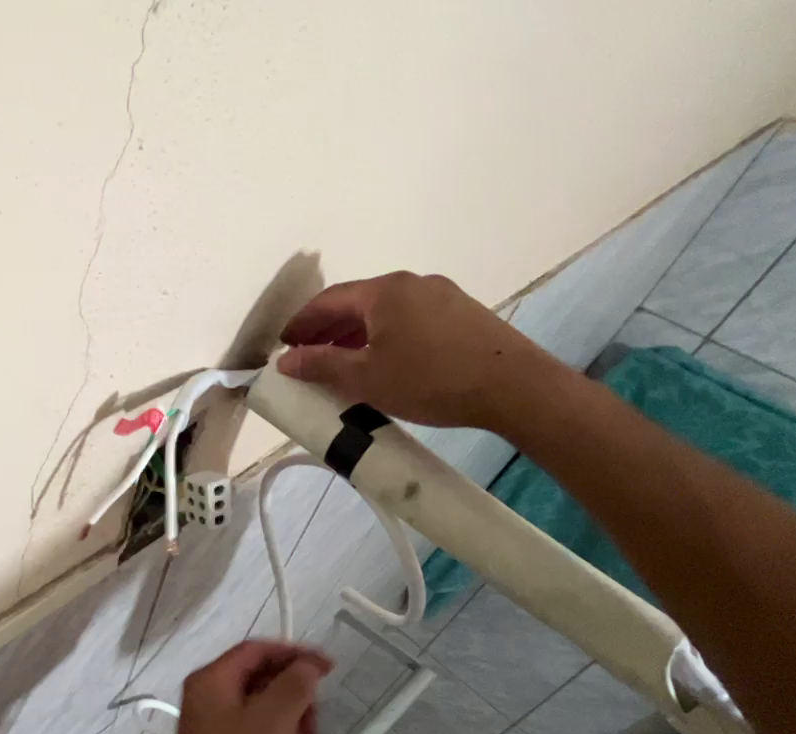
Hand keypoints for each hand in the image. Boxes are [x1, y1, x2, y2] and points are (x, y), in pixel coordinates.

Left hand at [157, 640, 332, 733]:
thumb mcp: (274, 722)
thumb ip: (294, 686)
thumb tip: (307, 664)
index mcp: (211, 682)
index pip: (256, 650)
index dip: (294, 654)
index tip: (329, 668)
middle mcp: (208, 700)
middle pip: (264, 686)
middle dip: (296, 708)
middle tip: (312, 729)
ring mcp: (214, 731)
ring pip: (268, 721)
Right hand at [277, 271, 573, 431]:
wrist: (513, 387)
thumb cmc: (429, 379)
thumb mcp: (365, 377)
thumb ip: (320, 365)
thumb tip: (286, 360)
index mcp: (384, 291)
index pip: (328, 300)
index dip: (301, 323)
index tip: (282, 346)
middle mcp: (412, 283)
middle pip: (356, 303)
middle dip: (326, 329)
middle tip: (305, 357)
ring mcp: (441, 295)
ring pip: (384, 312)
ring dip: (354, 335)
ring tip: (339, 364)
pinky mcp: (461, 314)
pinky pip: (408, 320)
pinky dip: (383, 337)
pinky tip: (381, 363)